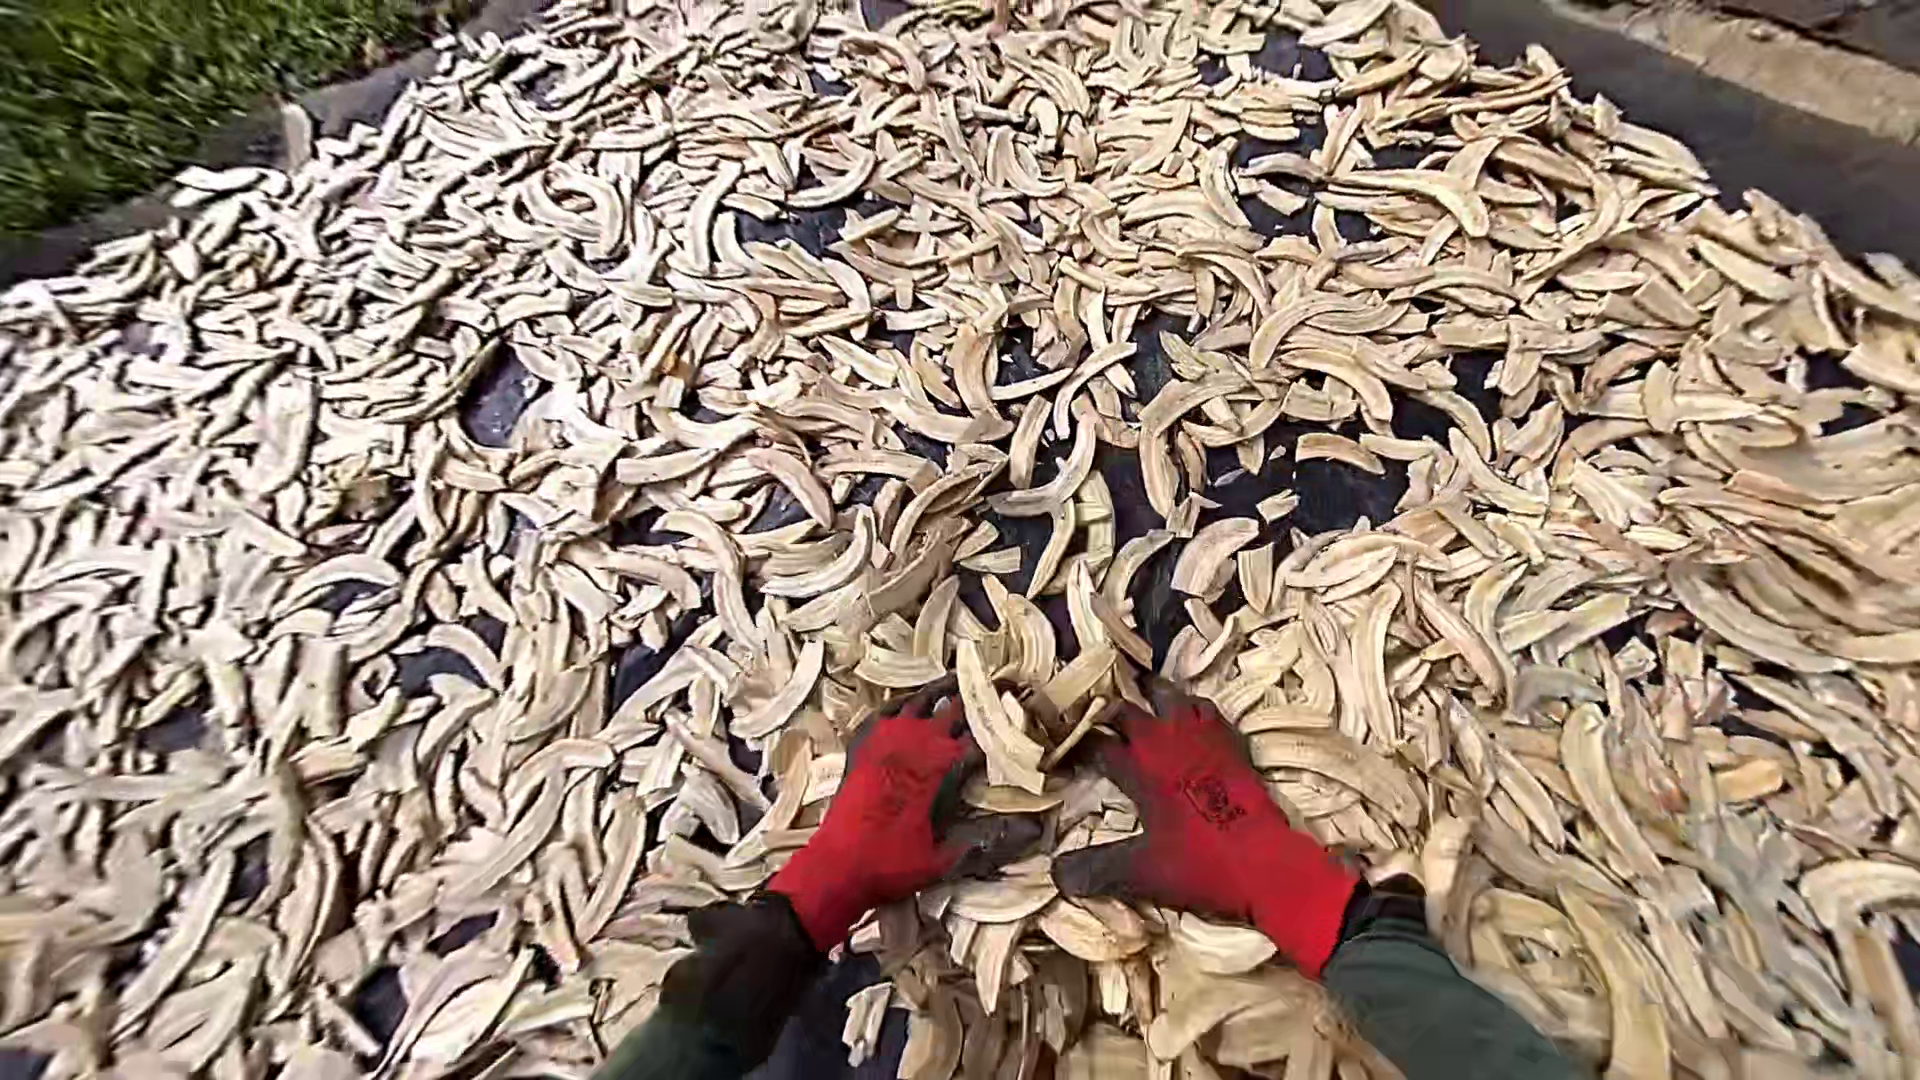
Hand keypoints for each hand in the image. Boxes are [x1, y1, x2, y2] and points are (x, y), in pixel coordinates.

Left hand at [769, 680, 1041, 949]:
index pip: (980, 738)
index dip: (999, 727)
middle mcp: (919, 744)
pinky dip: (902, 703)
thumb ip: (980, 841)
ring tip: (956, 680)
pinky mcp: (865, 742)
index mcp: (944, 768)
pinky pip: (887, 710)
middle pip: (955, 710)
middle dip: (977, 699)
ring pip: (921, 700)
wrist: (837, 864)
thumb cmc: (891, 864)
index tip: (1014, 713)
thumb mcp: (941, 859)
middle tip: (996, 683)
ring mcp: (889, 738)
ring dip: (941, 691)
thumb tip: (1029, 833)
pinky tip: (910, 703)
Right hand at [1052, 681, 1358, 977]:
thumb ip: (1097, 869)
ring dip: (1146, 694)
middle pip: (1124, 708)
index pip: (1094, 743)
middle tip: (1095, 718)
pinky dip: (1188, 705)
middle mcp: (1163, 740)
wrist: (1273, 866)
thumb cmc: (1204, 865)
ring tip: (1137, 698)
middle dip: (1105, 711)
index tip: (1063, 749)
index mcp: (1139, 766)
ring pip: (1165, 693)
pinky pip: (1203, 706)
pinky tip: (1185, 716)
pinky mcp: (1228, 738)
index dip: (1075, 745)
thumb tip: (1055, 874)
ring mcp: (1198, 734)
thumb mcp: (1143, 873)